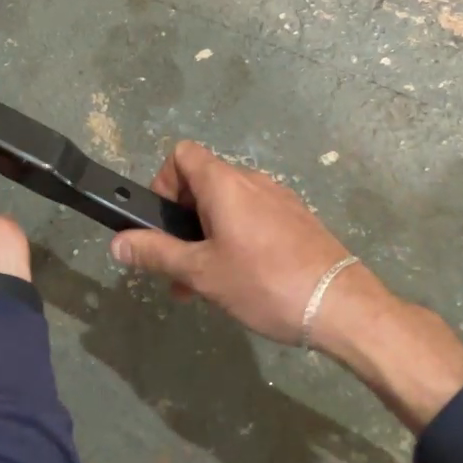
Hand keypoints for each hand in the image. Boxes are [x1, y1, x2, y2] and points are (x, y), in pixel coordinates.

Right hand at [109, 140, 369, 344]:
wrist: (345, 308)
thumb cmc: (265, 282)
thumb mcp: (201, 273)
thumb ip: (156, 253)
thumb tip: (116, 242)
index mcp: (223, 182)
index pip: (181, 154)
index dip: (164, 181)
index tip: (165, 221)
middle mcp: (251, 180)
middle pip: (204, 183)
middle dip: (185, 222)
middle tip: (181, 266)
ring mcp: (280, 199)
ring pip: (230, 206)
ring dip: (210, 236)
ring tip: (209, 284)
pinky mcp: (300, 221)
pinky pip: (256, 219)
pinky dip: (239, 240)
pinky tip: (246, 282)